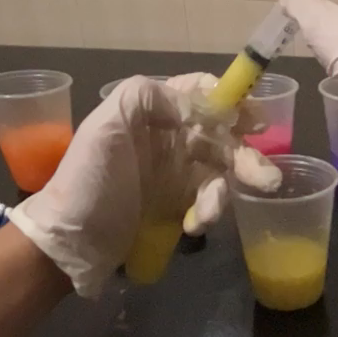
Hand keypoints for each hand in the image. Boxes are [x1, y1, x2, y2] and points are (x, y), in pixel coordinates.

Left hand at [11, 73, 276, 298]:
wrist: (71, 241)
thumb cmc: (88, 181)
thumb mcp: (106, 126)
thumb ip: (147, 97)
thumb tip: (197, 104)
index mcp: (151, 112)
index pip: (200, 94)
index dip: (231, 102)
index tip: (254, 121)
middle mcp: (168, 138)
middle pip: (221, 136)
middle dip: (245, 156)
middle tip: (266, 179)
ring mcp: (176, 172)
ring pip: (221, 172)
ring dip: (226, 192)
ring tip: (213, 214)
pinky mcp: (179, 204)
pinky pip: (209, 201)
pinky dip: (207, 212)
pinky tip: (192, 225)